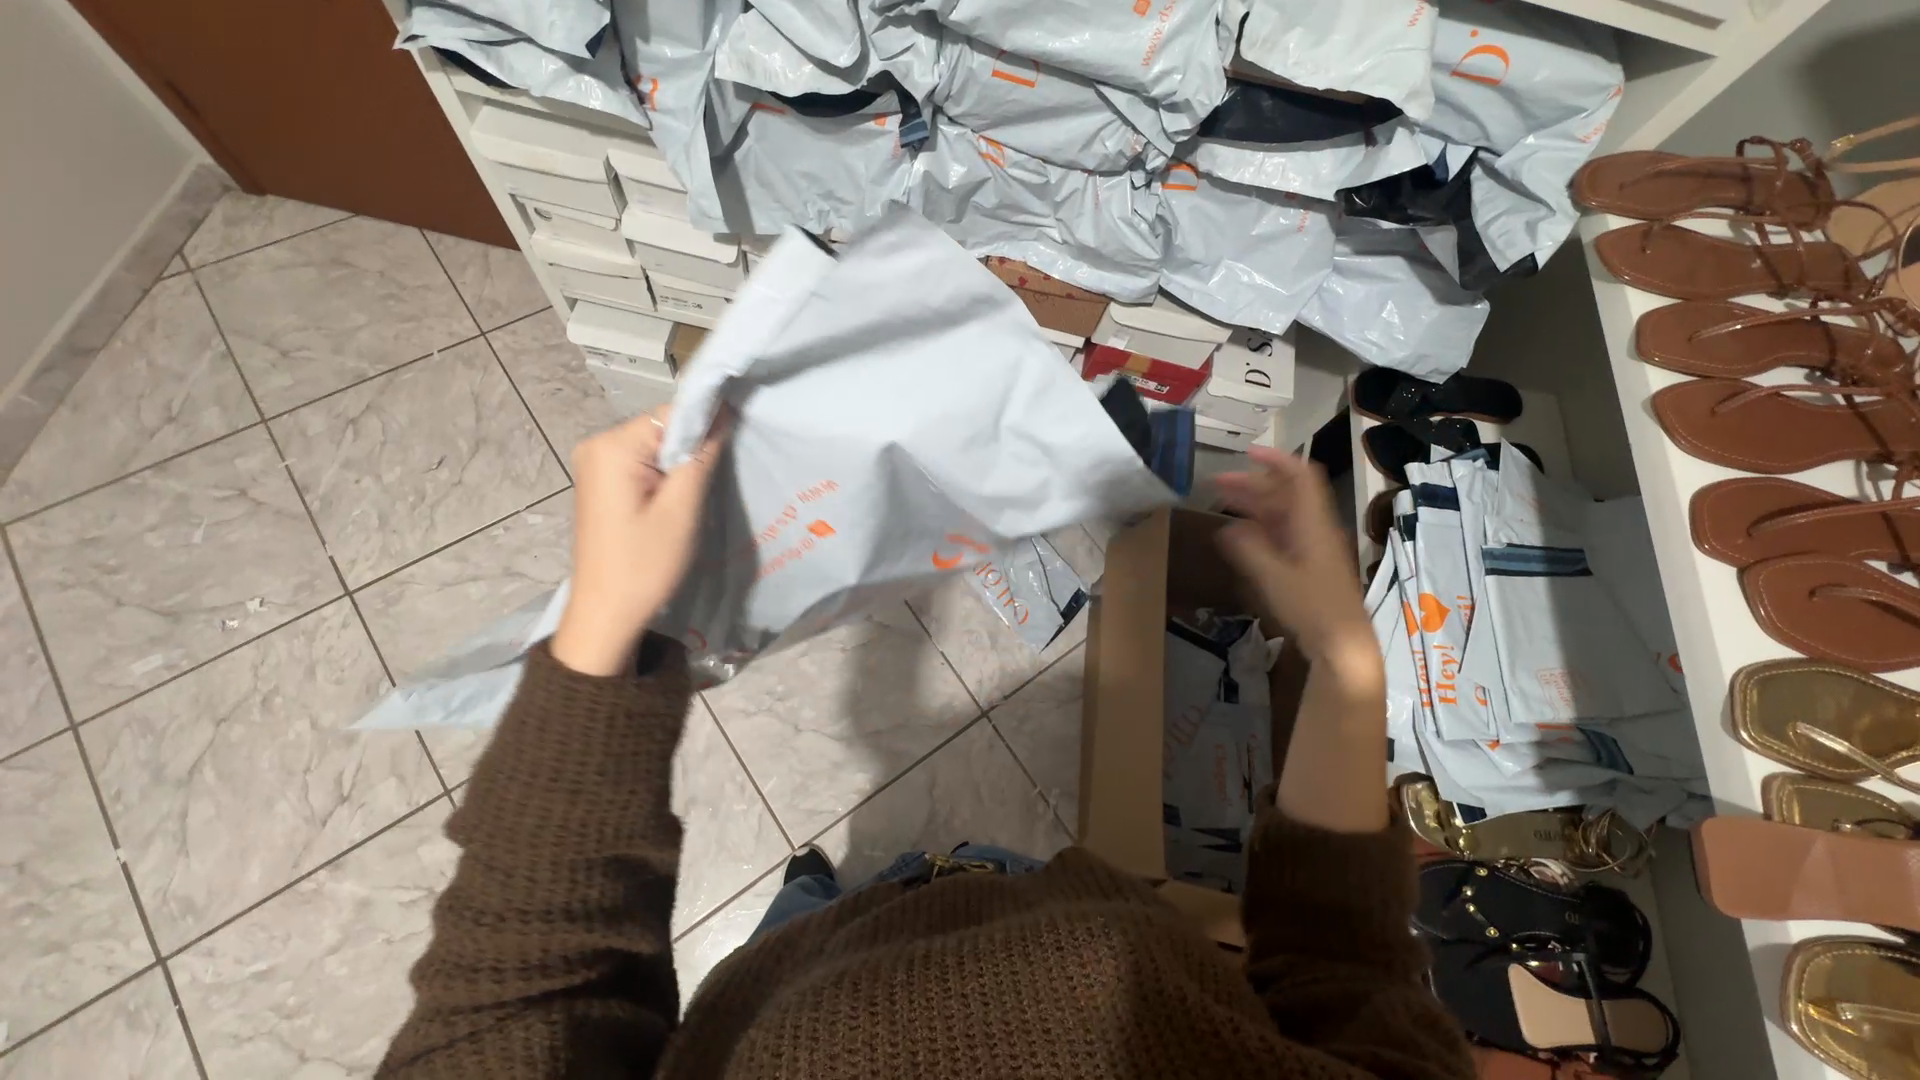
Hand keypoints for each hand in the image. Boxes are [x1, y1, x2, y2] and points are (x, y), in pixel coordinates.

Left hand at [550, 406, 727, 676]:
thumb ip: (700, 456)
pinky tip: (678, 502)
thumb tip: (722, 412)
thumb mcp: (682, 510)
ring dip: (681, 466)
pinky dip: (666, 477)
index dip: (707, 426)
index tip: (731, 450)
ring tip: (696, 497)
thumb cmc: (645, 565)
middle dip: (693, 449)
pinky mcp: (603, 482)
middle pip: (664, 428)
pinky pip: (644, 464)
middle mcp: (598, 445)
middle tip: (714, 482)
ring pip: (657, 447)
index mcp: (613, 447)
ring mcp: (597, 464)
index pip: (673, 414)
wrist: (606, 614)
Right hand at [1214, 447, 1380, 685]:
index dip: (1276, 460)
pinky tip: (1238, 534)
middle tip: (1218, 483)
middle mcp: (1315, 528)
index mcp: (1313, 523)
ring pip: (1283, 514)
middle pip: (1286, 494)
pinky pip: (1282, 534)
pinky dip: (1260, 527)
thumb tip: (1226, 528)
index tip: (1248, 453)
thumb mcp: (1274, 577)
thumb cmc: (1312, 607)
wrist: (1342, 643)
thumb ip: (1248, 549)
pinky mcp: (1308, 564)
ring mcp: (1312, 546)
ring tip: (1221, 503)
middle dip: (1253, 483)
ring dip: (1254, 505)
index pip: (1300, 477)